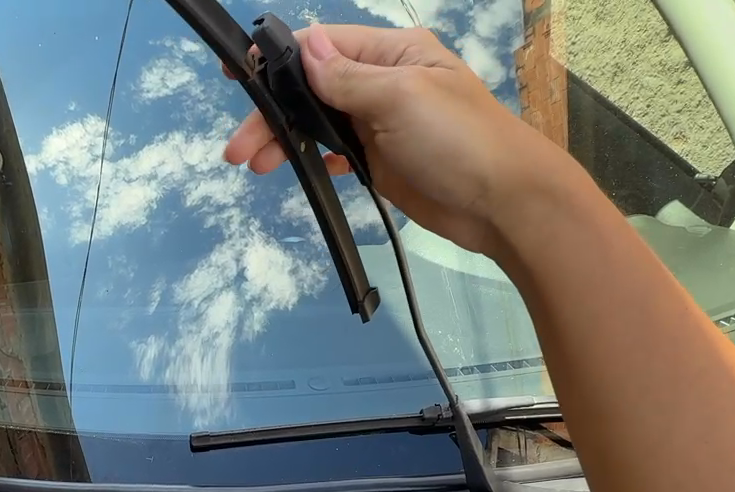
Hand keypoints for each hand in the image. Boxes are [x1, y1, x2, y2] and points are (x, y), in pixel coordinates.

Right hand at [224, 24, 582, 258]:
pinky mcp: (377, 160)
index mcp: (390, 54)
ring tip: (252, 166)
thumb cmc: (456, 140)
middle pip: (310, 91)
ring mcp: (378, 124)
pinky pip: (333, 153)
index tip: (235, 76)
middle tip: (235, 151)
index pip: (322, 47)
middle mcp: (380, 83)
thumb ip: (348, 79)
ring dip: (282, 141)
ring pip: (316, 125)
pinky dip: (309, 159)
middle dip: (271, 115)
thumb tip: (308, 47)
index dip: (276, 59)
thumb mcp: (400, 98)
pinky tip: (289, 170)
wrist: (499, 201)